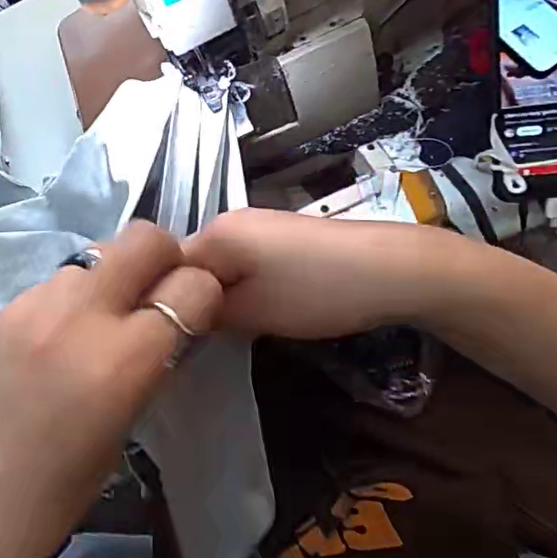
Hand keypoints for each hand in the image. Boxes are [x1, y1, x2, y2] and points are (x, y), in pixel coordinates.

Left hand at [0, 221, 221, 557]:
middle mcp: (76, 317)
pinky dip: (70, 299)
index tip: (198, 314)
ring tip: (102, 321)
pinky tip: (56, 339)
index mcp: (119, 362)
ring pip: (95, 256)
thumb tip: (164, 328)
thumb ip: (146, 368)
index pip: (190, 287)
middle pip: (143, 240)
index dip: (204, 296)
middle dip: (164, 258)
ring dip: (113, 278)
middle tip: (158, 294)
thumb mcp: (120, 434)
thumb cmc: (48, 503)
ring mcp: (29, 306)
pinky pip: (53, 283)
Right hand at [185, 208, 476, 339]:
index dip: (162, 303)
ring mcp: (255, 224)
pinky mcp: (278, 235)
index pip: (163, 268)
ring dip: (216, 294)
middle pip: (188, 264)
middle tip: (193, 338)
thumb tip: (178, 319)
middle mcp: (228, 219)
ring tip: (224, 328)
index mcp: (213, 232)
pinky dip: (239, 285)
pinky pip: (239, 261)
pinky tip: (255, 308)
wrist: (394, 270)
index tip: (164, 337)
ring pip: (216, 264)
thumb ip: (205, 316)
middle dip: (189, 298)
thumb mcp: (252, 314)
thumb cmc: (316, 291)